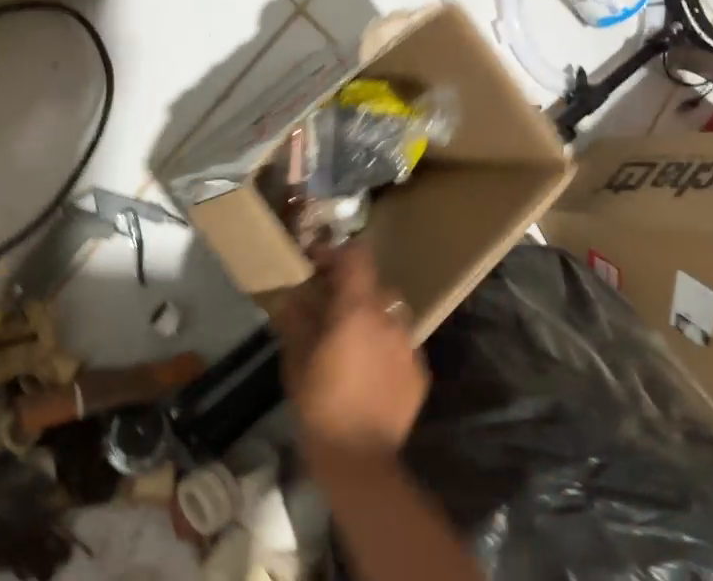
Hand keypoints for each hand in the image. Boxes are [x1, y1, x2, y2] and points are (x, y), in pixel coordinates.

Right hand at [272, 242, 428, 464]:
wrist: (359, 458)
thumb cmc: (319, 403)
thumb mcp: (296, 359)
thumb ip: (296, 319)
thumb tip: (292, 297)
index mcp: (357, 310)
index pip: (357, 257)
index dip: (336, 253)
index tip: (316, 263)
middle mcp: (390, 320)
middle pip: (376, 286)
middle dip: (354, 289)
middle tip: (330, 306)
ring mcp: (410, 347)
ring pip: (392, 316)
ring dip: (373, 317)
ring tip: (353, 339)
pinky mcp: (421, 373)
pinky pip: (403, 345)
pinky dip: (386, 346)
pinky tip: (370, 369)